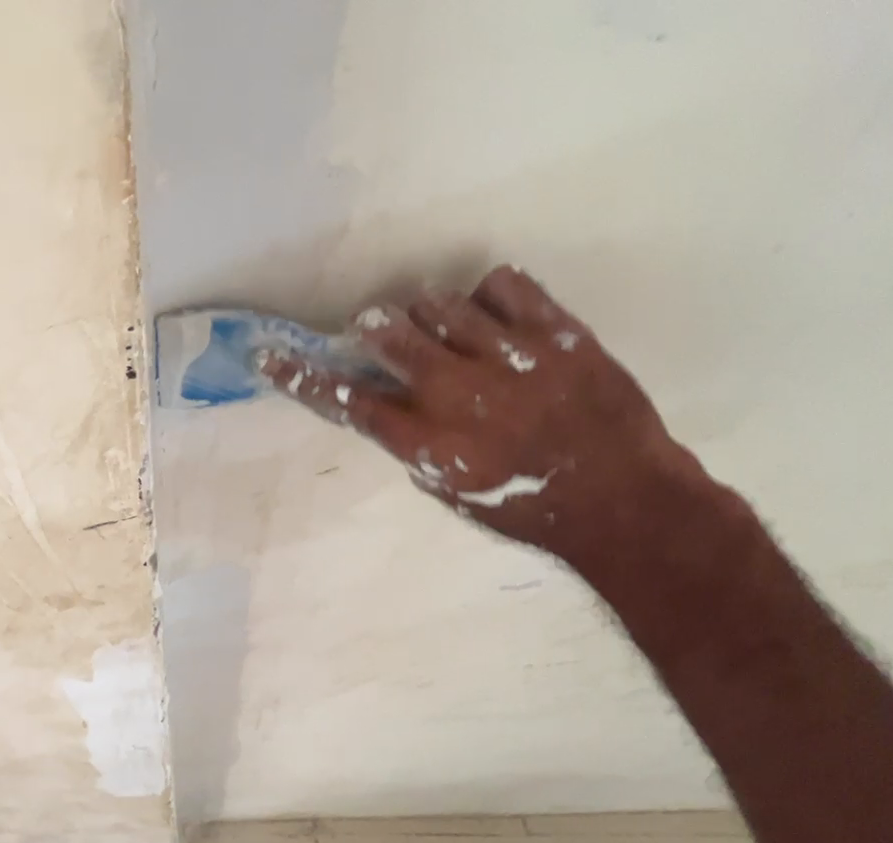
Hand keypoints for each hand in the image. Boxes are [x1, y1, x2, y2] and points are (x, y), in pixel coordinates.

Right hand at [261, 266, 717, 564]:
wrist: (622, 501)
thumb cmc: (522, 507)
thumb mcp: (447, 488)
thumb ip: (409, 441)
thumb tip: (382, 400)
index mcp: (424, 440)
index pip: (346, 398)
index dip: (302, 376)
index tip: (270, 356)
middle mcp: (455, 391)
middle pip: (388, 333)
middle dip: (376, 328)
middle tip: (384, 332)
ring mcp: (508, 357)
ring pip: (440, 303)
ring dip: (430, 312)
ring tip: (446, 328)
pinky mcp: (557, 333)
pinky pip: (503, 285)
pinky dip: (489, 296)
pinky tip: (495, 318)